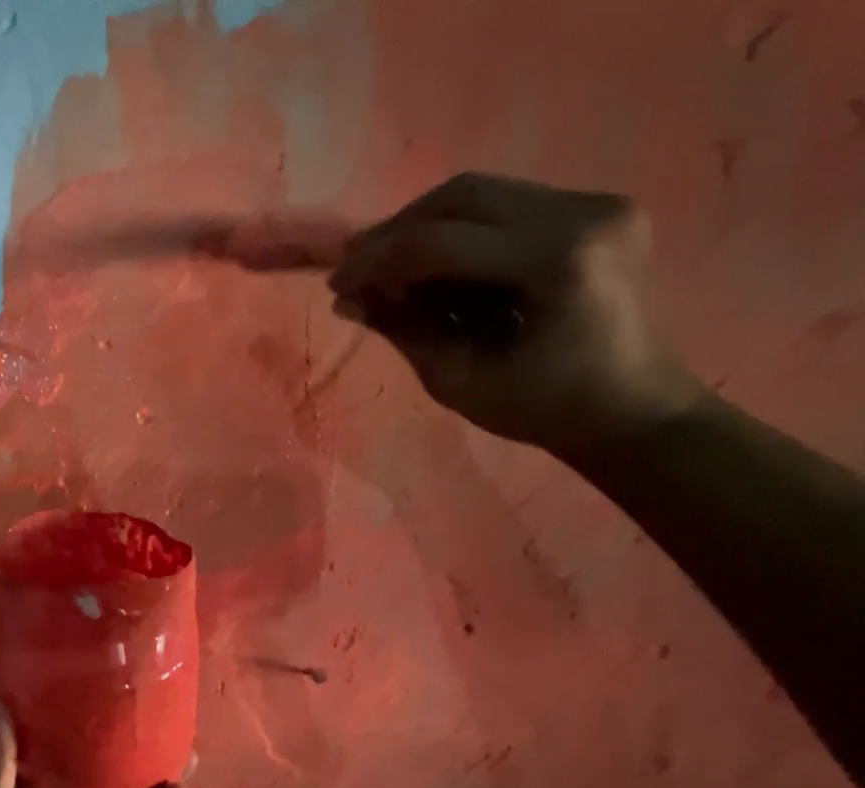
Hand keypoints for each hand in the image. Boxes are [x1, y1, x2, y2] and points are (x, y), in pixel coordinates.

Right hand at [329, 172, 705, 452]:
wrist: (634, 410)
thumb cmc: (544, 408)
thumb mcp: (457, 379)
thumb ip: (403, 329)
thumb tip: (348, 297)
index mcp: (558, 261)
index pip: (440, 242)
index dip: (376, 261)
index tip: (335, 287)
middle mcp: (584, 214)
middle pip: (461, 196)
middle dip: (395, 232)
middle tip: (356, 269)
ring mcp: (597, 204)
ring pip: (480, 193)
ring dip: (422, 227)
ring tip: (388, 267)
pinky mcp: (596, 209)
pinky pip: (505, 204)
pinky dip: (457, 230)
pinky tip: (434, 264)